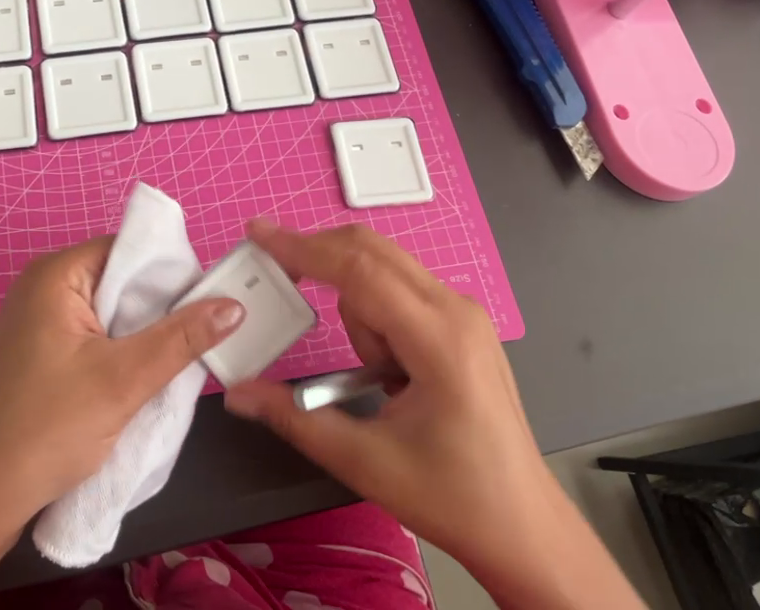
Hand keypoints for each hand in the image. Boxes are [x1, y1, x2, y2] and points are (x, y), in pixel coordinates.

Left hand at [0, 236, 245, 533]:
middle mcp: (44, 288)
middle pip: (122, 280)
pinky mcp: (42, 354)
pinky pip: (96, 338)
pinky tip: (145, 379)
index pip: (128, 249)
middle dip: (162, 308)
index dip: (172, 272)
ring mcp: (40, 323)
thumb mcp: (123, 380)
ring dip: (145, 336)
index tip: (212, 303)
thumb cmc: (46, 429)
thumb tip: (234, 305)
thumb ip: (181, 339)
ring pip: (112, 314)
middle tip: (205, 335)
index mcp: (55, 275)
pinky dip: (123, 354)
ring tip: (180, 360)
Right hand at [223, 221, 544, 566]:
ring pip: (382, 276)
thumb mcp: (363, 461)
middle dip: (318, 261)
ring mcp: (463, 314)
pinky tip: (389, 373)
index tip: (258, 234)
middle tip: (277, 280)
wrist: (523, 526)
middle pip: (371, 254)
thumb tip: (236, 393)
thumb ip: (293, 418)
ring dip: (356, 312)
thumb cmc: (451, 496)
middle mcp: (455, 310)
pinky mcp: (462, 324)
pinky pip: (399, 295)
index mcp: (438, 339)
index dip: (304, 248)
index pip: (359, 270)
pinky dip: (375, 318)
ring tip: (377, 380)